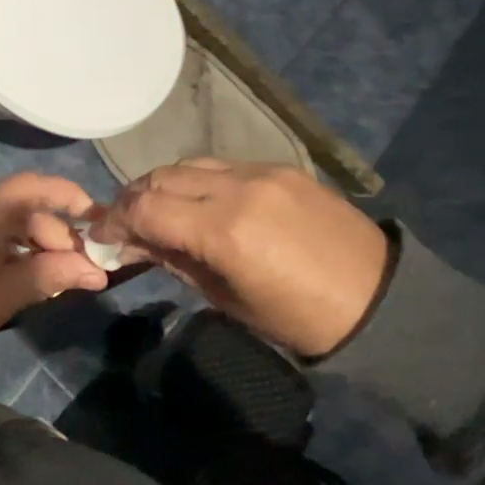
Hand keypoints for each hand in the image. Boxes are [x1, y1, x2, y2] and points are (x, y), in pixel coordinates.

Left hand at [0, 173, 108, 443]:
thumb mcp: (7, 294)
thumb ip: (52, 273)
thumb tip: (96, 271)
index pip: (33, 186)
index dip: (68, 197)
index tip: (96, 218)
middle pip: (16, 203)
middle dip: (50, 230)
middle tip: (77, 265)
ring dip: (28, 238)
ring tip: (54, 271)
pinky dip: (3, 243)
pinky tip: (20, 270)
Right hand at [91, 158, 388, 357]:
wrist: (383, 302)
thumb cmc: (302, 320)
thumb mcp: (230, 302)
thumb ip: (178, 262)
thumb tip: (137, 242)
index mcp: (225, 231)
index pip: (146, 209)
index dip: (114, 221)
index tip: (100, 237)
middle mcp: (238, 189)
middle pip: (160, 178)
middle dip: (133, 199)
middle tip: (124, 223)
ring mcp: (261, 172)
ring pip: (187, 164)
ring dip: (163, 185)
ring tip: (159, 210)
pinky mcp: (280, 167)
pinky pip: (221, 165)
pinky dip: (197, 180)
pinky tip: (200, 202)